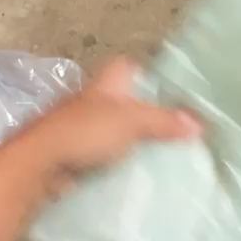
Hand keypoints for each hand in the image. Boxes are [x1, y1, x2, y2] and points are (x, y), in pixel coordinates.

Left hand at [1, 58, 200, 194]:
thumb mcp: (132, 122)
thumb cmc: (85, 132)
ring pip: (112, 129)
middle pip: (124, 100)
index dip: (149, 74)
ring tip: (160, 156)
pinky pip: (102, 155)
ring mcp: (80, 128)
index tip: (172, 93)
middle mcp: (91, 100)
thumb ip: (165, 121)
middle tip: (174, 130)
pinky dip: (116, 162)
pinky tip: (134, 174)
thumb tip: (200, 125)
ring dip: (129, 141)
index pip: (129, 66)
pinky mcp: (74, 155)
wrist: (40, 164)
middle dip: (144, 113)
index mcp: (105, 83)